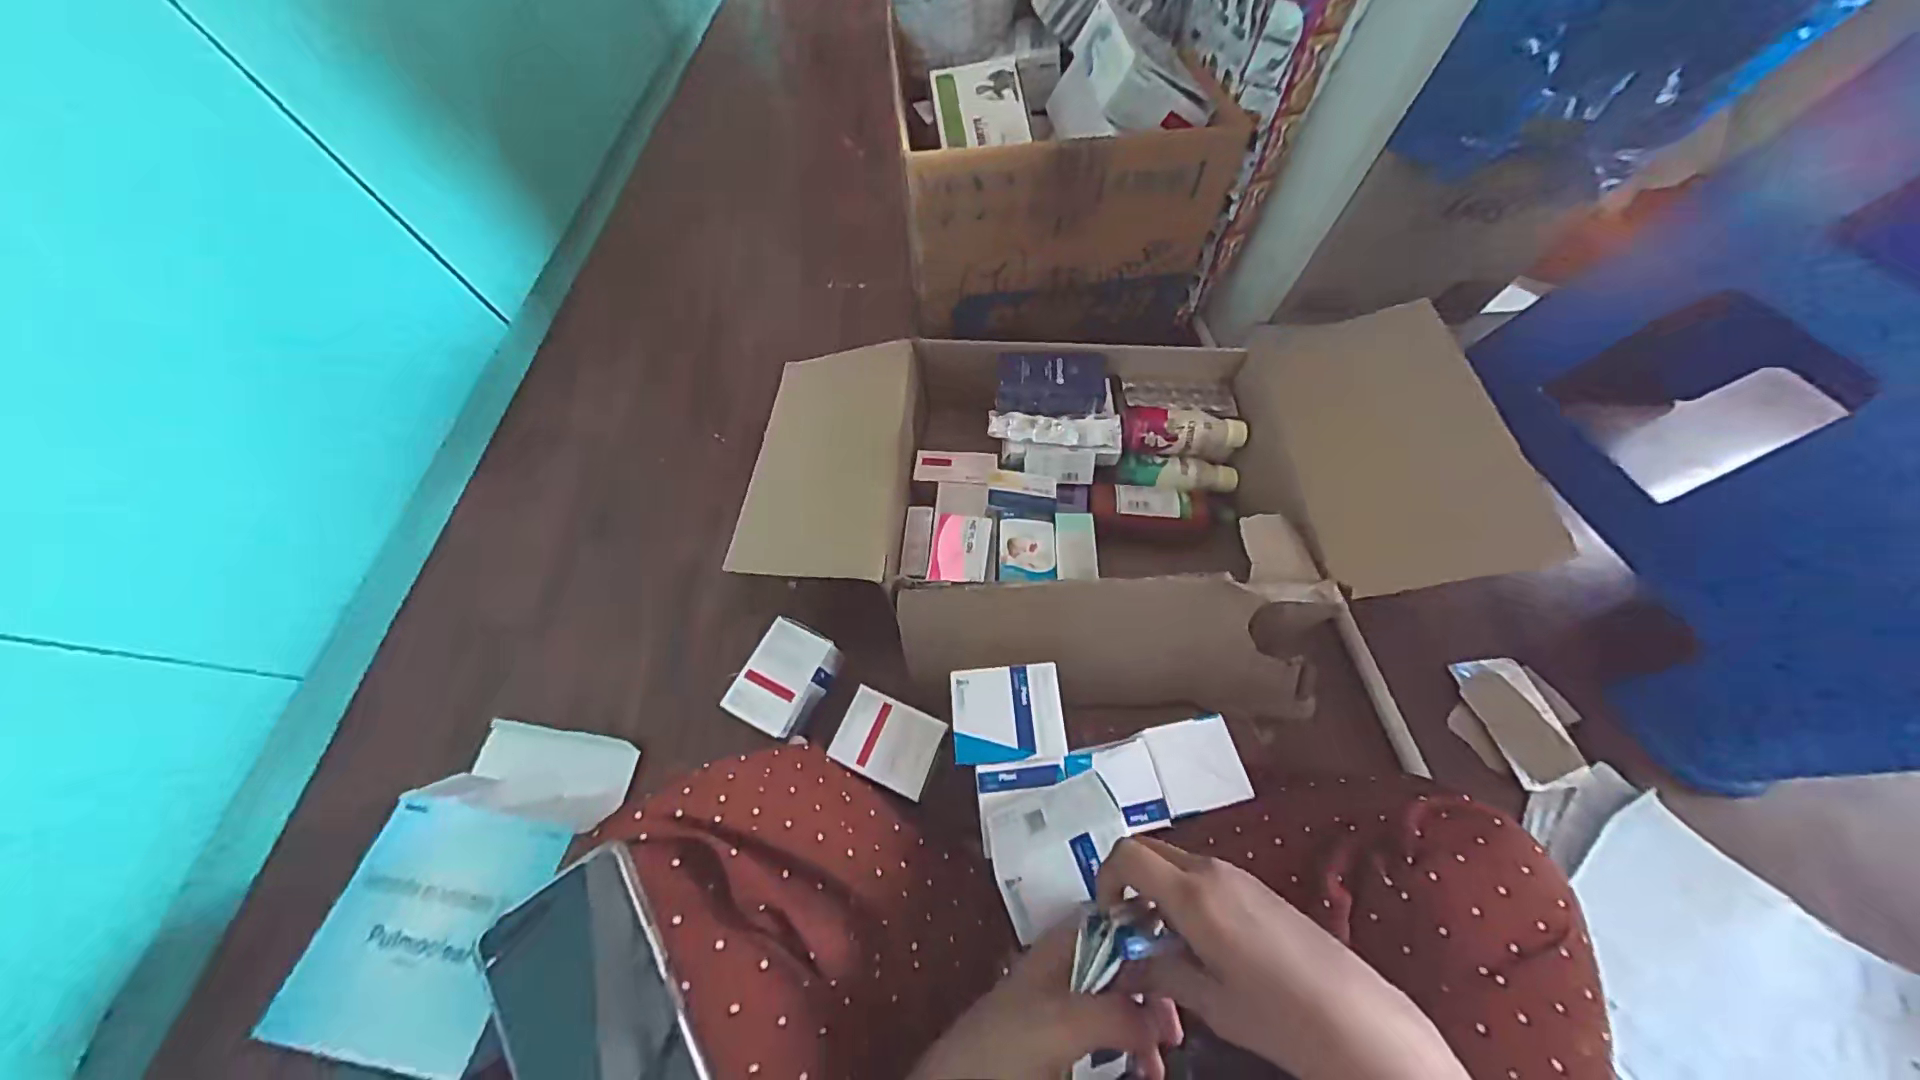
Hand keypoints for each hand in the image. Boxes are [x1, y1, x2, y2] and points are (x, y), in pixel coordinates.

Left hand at [907, 915, 1183, 1079]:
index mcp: (1062, 945)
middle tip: (1177, 1026)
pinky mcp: (1064, 1038)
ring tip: (1163, 1059)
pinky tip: (1145, 1069)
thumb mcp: (1063, 1021)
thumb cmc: (1005, 1042)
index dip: (1147, 932)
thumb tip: (1160, 1018)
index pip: (1112, 919)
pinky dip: (1132, 1047)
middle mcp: (1066, 965)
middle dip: (1154, 988)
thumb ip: (1114, 1012)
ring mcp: (1064, 1002)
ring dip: (1146, 1023)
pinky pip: (1110, 1032)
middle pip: (1122, 961)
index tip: (1183, 960)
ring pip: (1119, 999)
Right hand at [1099, 836, 1468, 1079]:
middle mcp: (1213, 870)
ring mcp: (1239, 876)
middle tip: (1131, 930)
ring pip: (1176, 863)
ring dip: (1158, 890)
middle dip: (1129, 882)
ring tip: (1168, 946)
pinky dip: (1185, 896)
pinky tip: (1204, 946)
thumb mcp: (1209, 1001)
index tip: (1110, 917)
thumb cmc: (1281, 1015)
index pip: (1127, 854)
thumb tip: (1126, 962)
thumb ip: (1159, 971)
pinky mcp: (1258, 888)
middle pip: (1149, 850)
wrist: (1362, 1022)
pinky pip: (1204, 876)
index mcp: (1193, 893)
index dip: (1106, 879)